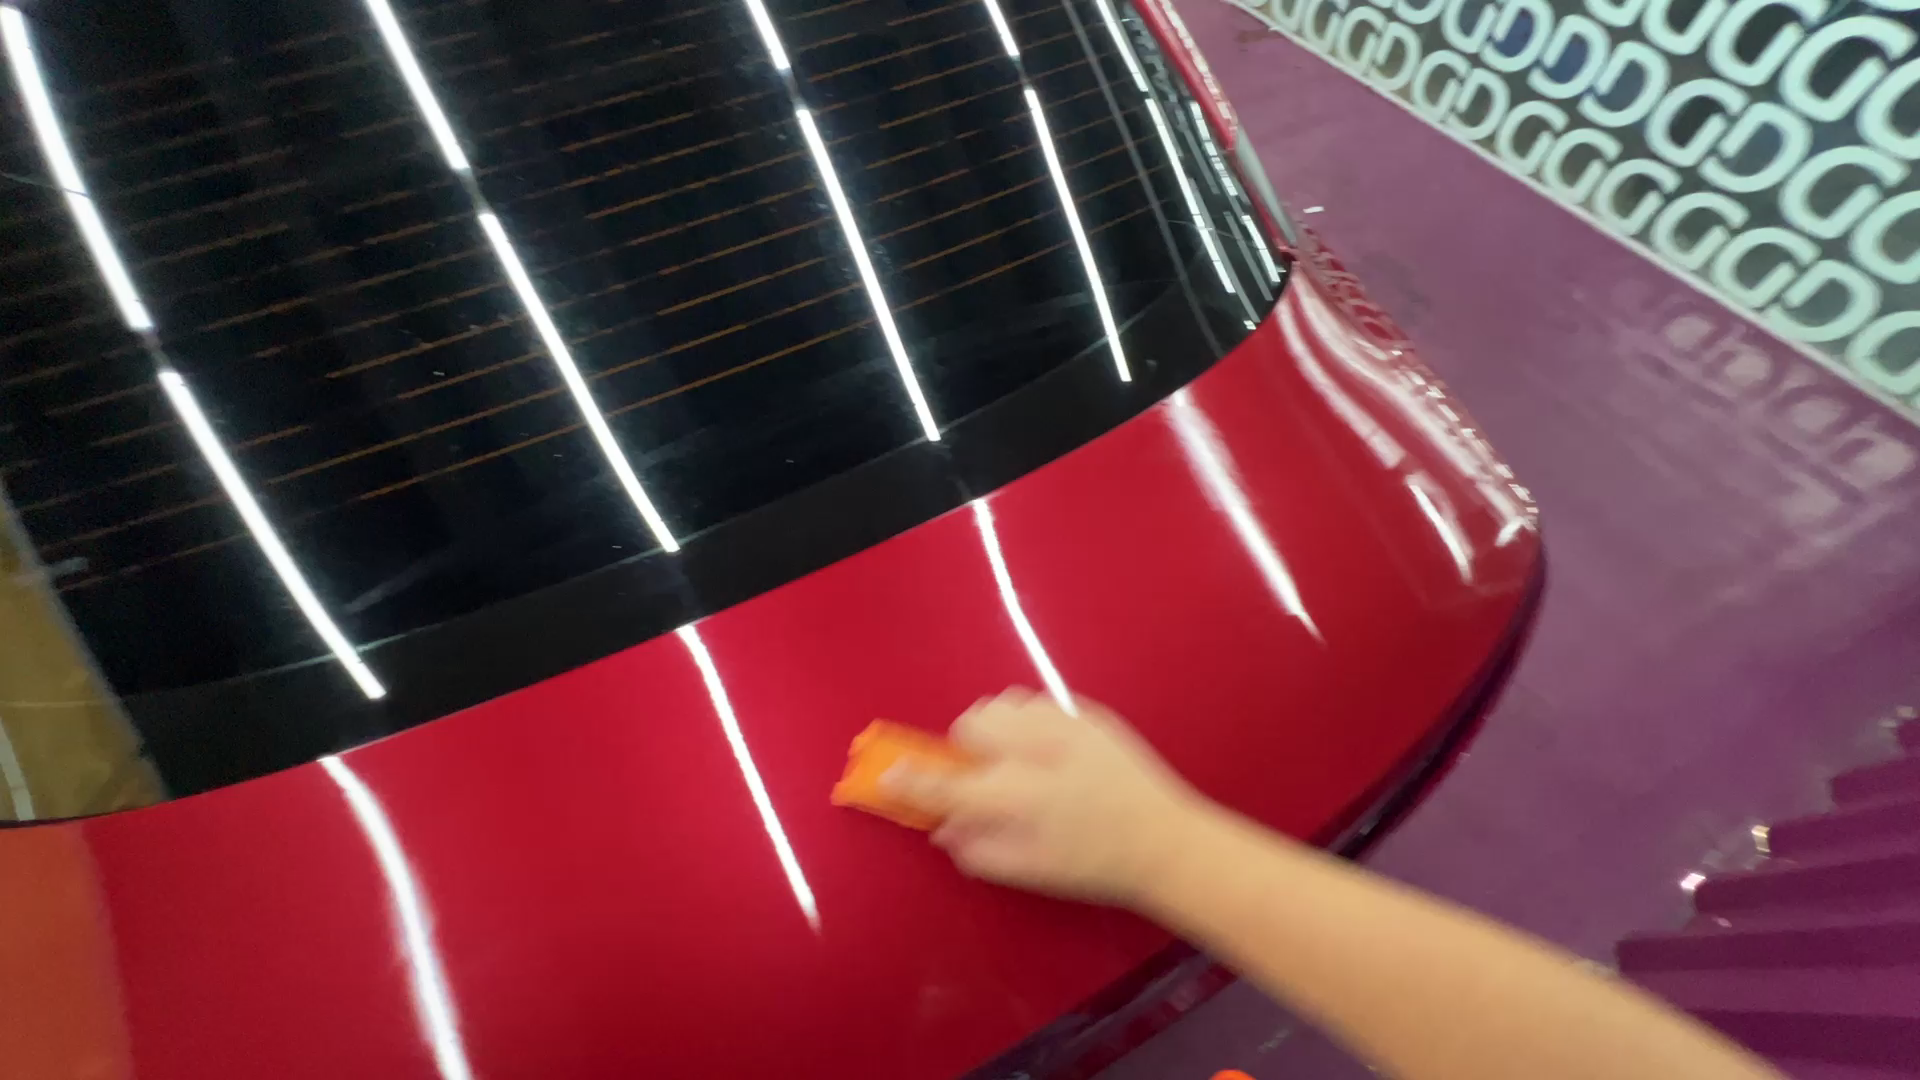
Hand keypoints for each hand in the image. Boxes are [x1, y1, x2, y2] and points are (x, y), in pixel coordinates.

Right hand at [884, 688, 1212, 906]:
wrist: (1164, 839)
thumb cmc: (1092, 864)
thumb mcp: (1029, 872)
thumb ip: (977, 848)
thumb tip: (942, 826)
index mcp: (1020, 798)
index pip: (948, 785)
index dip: (911, 779)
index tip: (887, 772)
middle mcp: (1038, 751)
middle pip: (971, 723)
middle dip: (966, 746)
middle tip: (982, 771)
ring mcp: (1066, 725)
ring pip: (1001, 704)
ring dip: (995, 728)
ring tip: (1016, 754)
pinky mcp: (1087, 712)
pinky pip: (1035, 701)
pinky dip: (1026, 720)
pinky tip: (1048, 748)